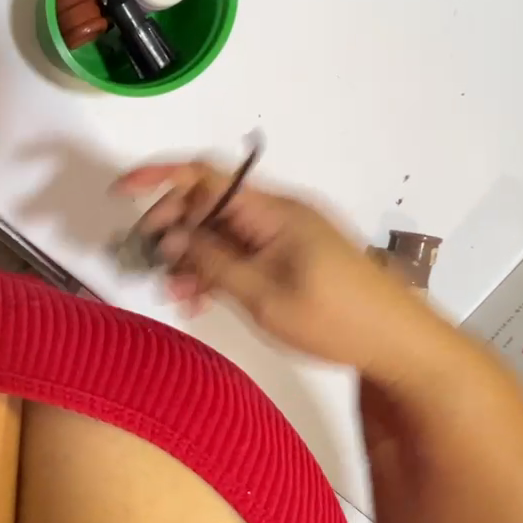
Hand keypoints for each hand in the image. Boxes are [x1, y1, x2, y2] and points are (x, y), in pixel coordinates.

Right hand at [112, 160, 452, 376]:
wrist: (402, 347)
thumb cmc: (334, 318)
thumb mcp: (262, 294)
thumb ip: (210, 262)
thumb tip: (169, 236)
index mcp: (272, 211)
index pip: (204, 175)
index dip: (158, 176)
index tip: (120, 192)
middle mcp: (274, 213)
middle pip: (205, 204)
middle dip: (170, 228)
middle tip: (149, 263)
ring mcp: (281, 235)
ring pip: (217, 232)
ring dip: (189, 257)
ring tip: (175, 294)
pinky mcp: (287, 256)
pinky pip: (237, 251)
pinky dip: (212, 270)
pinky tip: (198, 299)